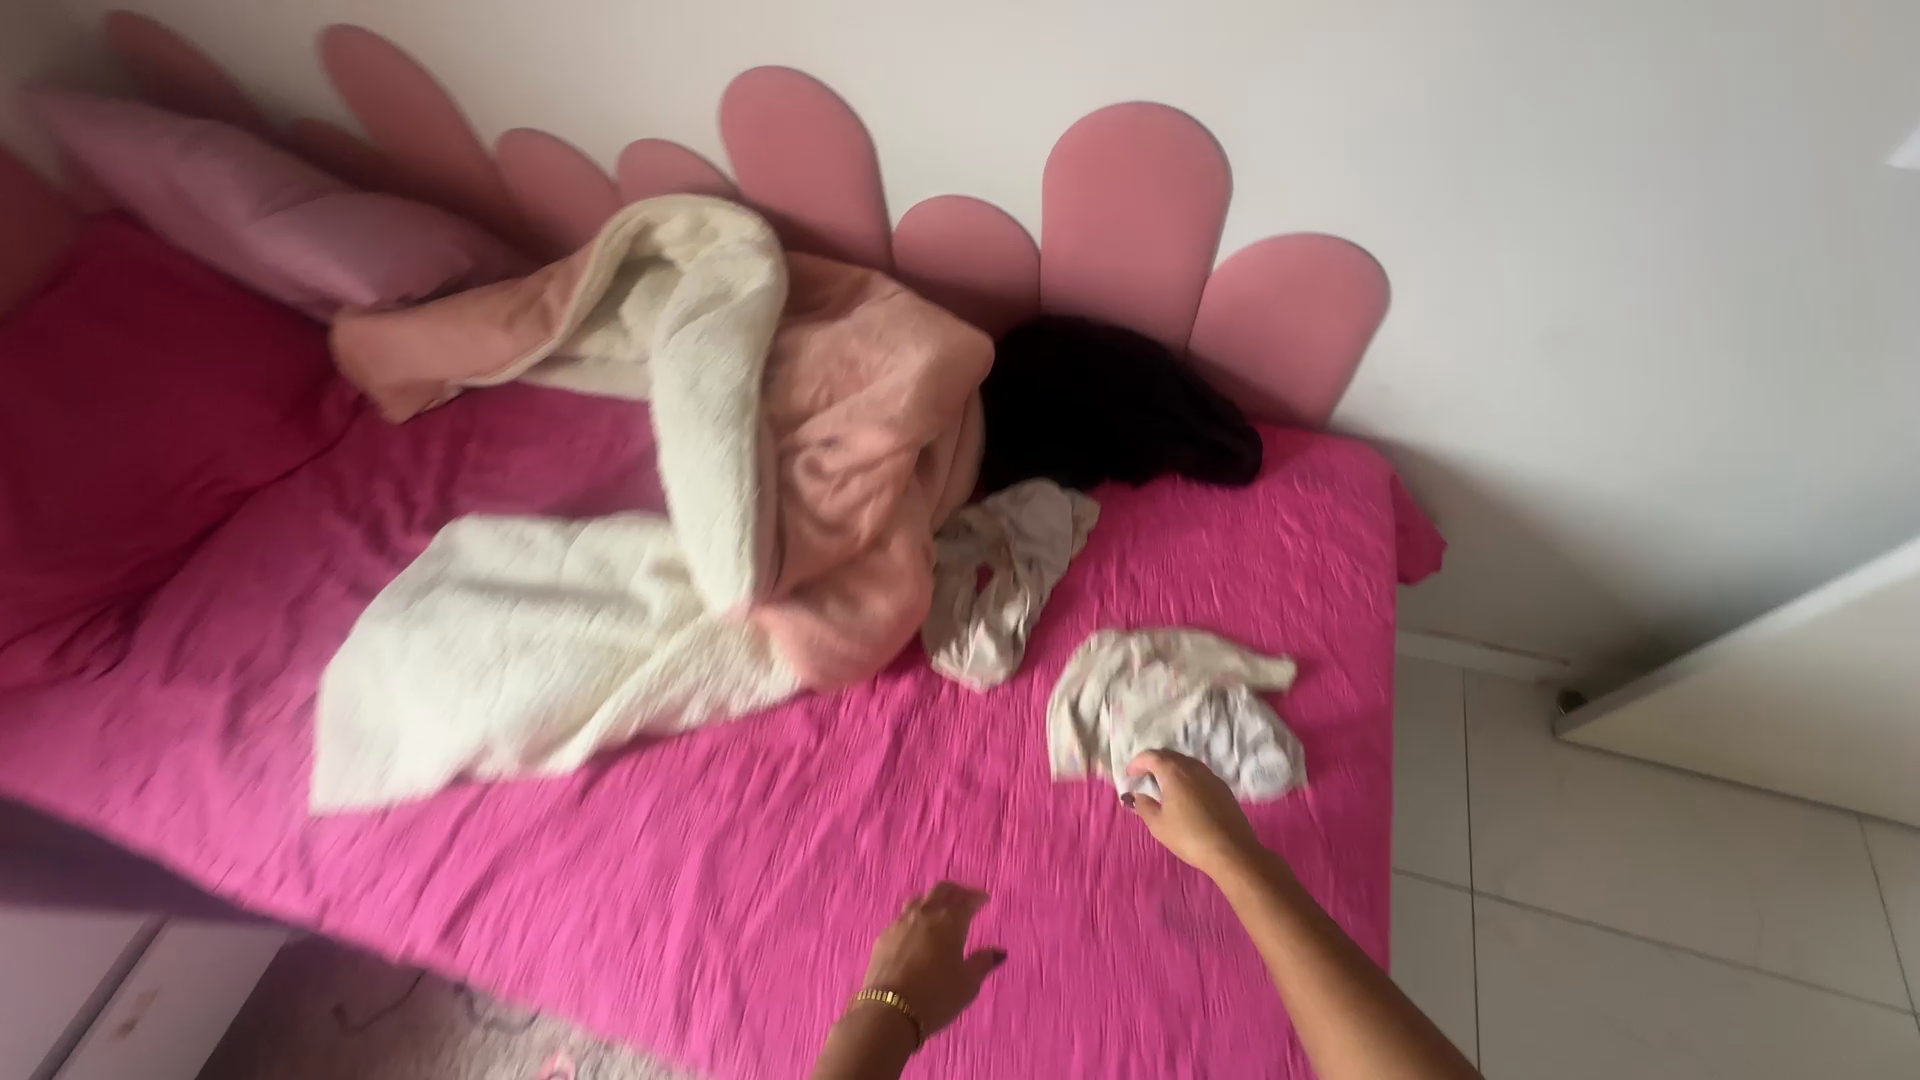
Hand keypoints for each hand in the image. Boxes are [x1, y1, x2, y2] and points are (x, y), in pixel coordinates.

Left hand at [858, 882, 1006, 1038]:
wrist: (889, 1010)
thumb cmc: (936, 996)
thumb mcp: (968, 984)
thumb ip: (983, 963)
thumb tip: (998, 951)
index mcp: (951, 921)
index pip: (967, 900)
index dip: (977, 897)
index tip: (984, 900)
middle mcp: (926, 913)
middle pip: (942, 890)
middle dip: (956, 891)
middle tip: (964, 898)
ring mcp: (903, 921)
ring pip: (920, 899)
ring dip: (933, 900)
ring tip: (939, 910)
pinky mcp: (885, 934)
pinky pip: (903, 916)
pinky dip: (914, 916)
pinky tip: (915, 930)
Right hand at [1126, 750, 1270, 880]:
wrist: (1232, 851)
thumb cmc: (1189, 836)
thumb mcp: (1158, 825)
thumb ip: (1144, 806)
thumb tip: (1140, 796)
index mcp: (1173, 772)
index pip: (1151, 756)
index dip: (1137, 763)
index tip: (1130, 774)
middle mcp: (1192, 768)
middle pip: (1169, 756)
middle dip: (1154, 763)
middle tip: (1145, 777)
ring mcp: (1211, 776)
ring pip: (1186, 764)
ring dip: (1172, 769)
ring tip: (1164, 785)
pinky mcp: (1223, 788)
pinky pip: (1199, 775)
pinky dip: (1187, 778)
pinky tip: (1186, 796)